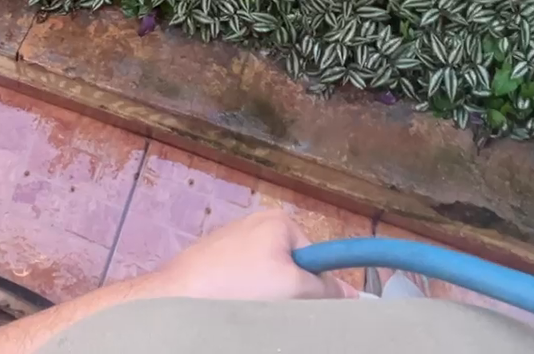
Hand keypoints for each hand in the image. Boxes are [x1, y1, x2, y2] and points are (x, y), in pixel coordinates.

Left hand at [145, 209, 354, 300]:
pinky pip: (248, 281)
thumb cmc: (241, 284)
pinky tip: (238, 309)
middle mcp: (259, 224)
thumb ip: (325, 289)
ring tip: (254, 311)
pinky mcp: (218, 260)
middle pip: (294, 269)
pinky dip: (248, 297)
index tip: (317, 311)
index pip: (318, 258)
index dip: (321, 287)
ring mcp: (237, 241)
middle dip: (292, 295)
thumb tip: (352, 294)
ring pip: (270, 279)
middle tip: (279, 312)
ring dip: (270, 299)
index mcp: (280, 221)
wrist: (181, 295)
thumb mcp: (294, 287)